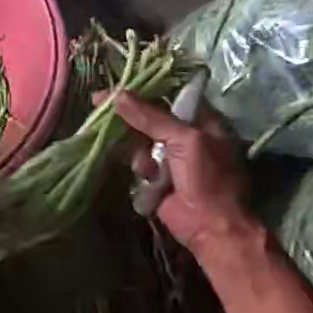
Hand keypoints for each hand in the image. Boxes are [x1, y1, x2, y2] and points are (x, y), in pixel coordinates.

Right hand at [111, 91, 262, 255]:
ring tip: (146, 165)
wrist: (210, 226)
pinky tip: (145, 175)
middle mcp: (186, 135)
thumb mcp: (185, 139)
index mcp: (203, 121)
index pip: (170, 95)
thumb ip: (151, 117)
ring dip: (137, 149)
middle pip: (150, 117)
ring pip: (139, 140)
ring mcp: (170, 157)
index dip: (145, 90)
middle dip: (131, 118)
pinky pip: (136, 161)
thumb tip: (117, 94)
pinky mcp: (155, 176)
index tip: (118, 86)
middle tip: (101, 106)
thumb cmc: (207, 178)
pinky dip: (137, 165)